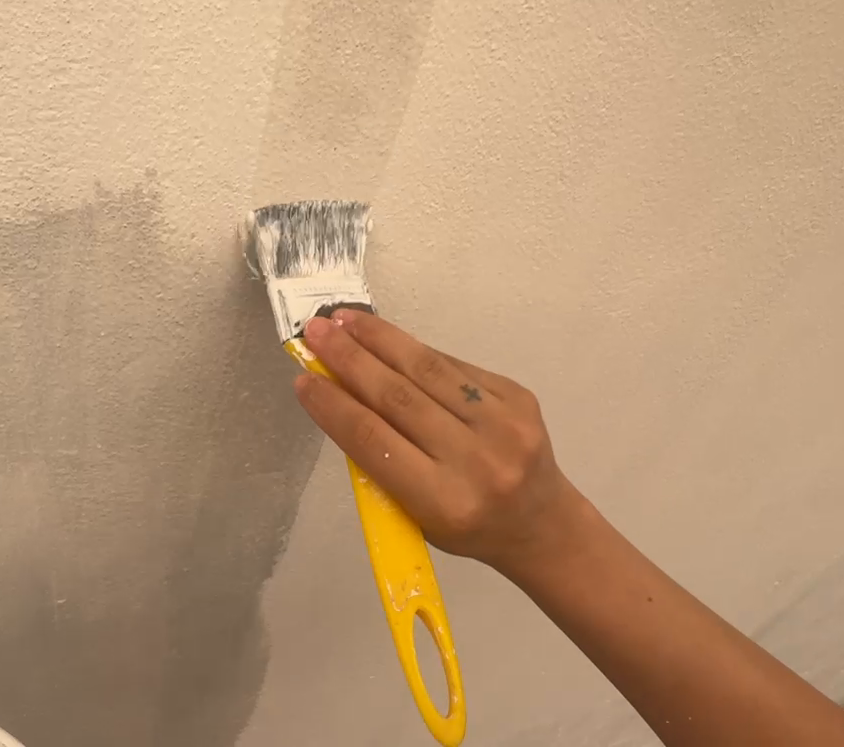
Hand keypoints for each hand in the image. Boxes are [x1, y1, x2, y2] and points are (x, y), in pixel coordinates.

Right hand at [292, 309, 585, 576]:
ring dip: (377, 338)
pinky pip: (452, 364)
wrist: (541, 523)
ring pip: (425, 368)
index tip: (302, 378)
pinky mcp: (518, 397)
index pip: (373, 440)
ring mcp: (503, 424)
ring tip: (342, 318)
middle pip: (397, 396)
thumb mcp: (413, 511)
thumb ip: (379, 456)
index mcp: (444, 501)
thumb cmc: (464, 525)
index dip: (332, 405)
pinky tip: (384, 336)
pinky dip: (412, 349)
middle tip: (314, 330)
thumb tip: (337, 391)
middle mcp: (478, 461)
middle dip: (348, 358)